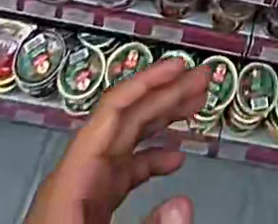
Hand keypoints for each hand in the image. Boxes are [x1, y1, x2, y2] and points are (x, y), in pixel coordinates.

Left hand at [24, 57, 214, 223]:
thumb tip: (185, 201)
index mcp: (73, 181)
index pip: (111, 113)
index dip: (146, 83)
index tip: (179, 67)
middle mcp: (78, 178)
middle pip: (124, 122)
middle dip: (165, 96)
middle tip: (204, 80)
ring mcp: (83, 196)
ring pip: (127, 144)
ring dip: (163, 122)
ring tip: (198, 106)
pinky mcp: (89, 214)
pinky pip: (123, 176)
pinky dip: (150, 161)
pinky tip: (175, 161)